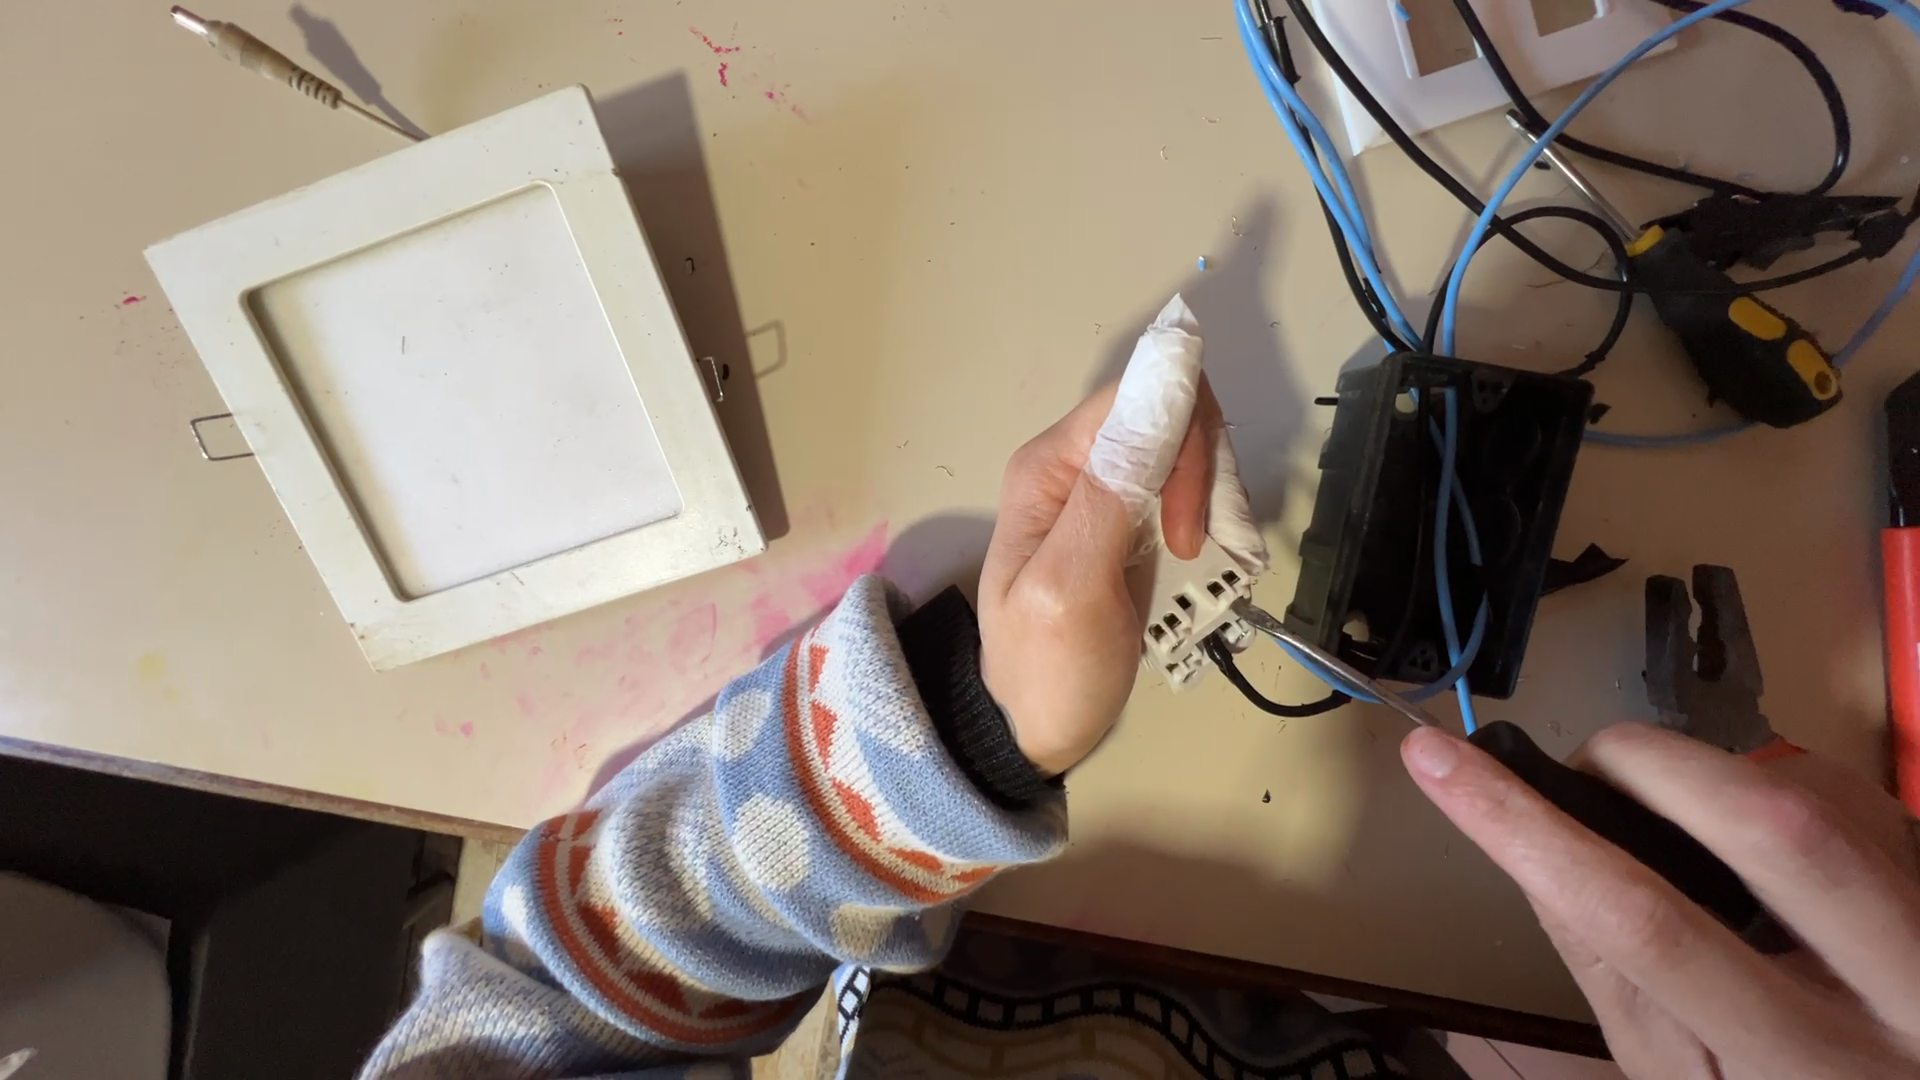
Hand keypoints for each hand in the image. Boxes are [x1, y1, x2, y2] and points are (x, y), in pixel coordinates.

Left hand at [976, 378, 1228, 774]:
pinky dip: (1208, 509)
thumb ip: (1111, 489)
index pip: (1135, 398)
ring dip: (1212, 492)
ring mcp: (1097, 488)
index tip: (1193, 516)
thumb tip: (1160, 385)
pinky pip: (1180, 481)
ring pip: (1181, 446)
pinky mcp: (1123, 515)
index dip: (1184, 436)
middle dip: (1203, 469)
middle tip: (1204, 542)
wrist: (1036, 723)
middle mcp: (1070, 464)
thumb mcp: (1072, 584)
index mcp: (1048, 468)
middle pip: (1165, 415)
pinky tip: (1206, 549)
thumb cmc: (1048, 667)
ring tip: (1206, 553)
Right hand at [1403, 722, 1919, 1077]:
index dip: (1521, 823)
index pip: (1638, 920)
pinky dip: (1772, 781)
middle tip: (1586, 771)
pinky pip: (1858, 794)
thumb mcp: (1669, 1073)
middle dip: (1641, 765)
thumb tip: (1524, 834)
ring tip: (1673, 818)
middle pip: (1773, 828)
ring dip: (1704, 773)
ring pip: (1818, 794)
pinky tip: (1752, 831)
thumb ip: (1601, 963)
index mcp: (1810, 1072)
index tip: (1433, 755)